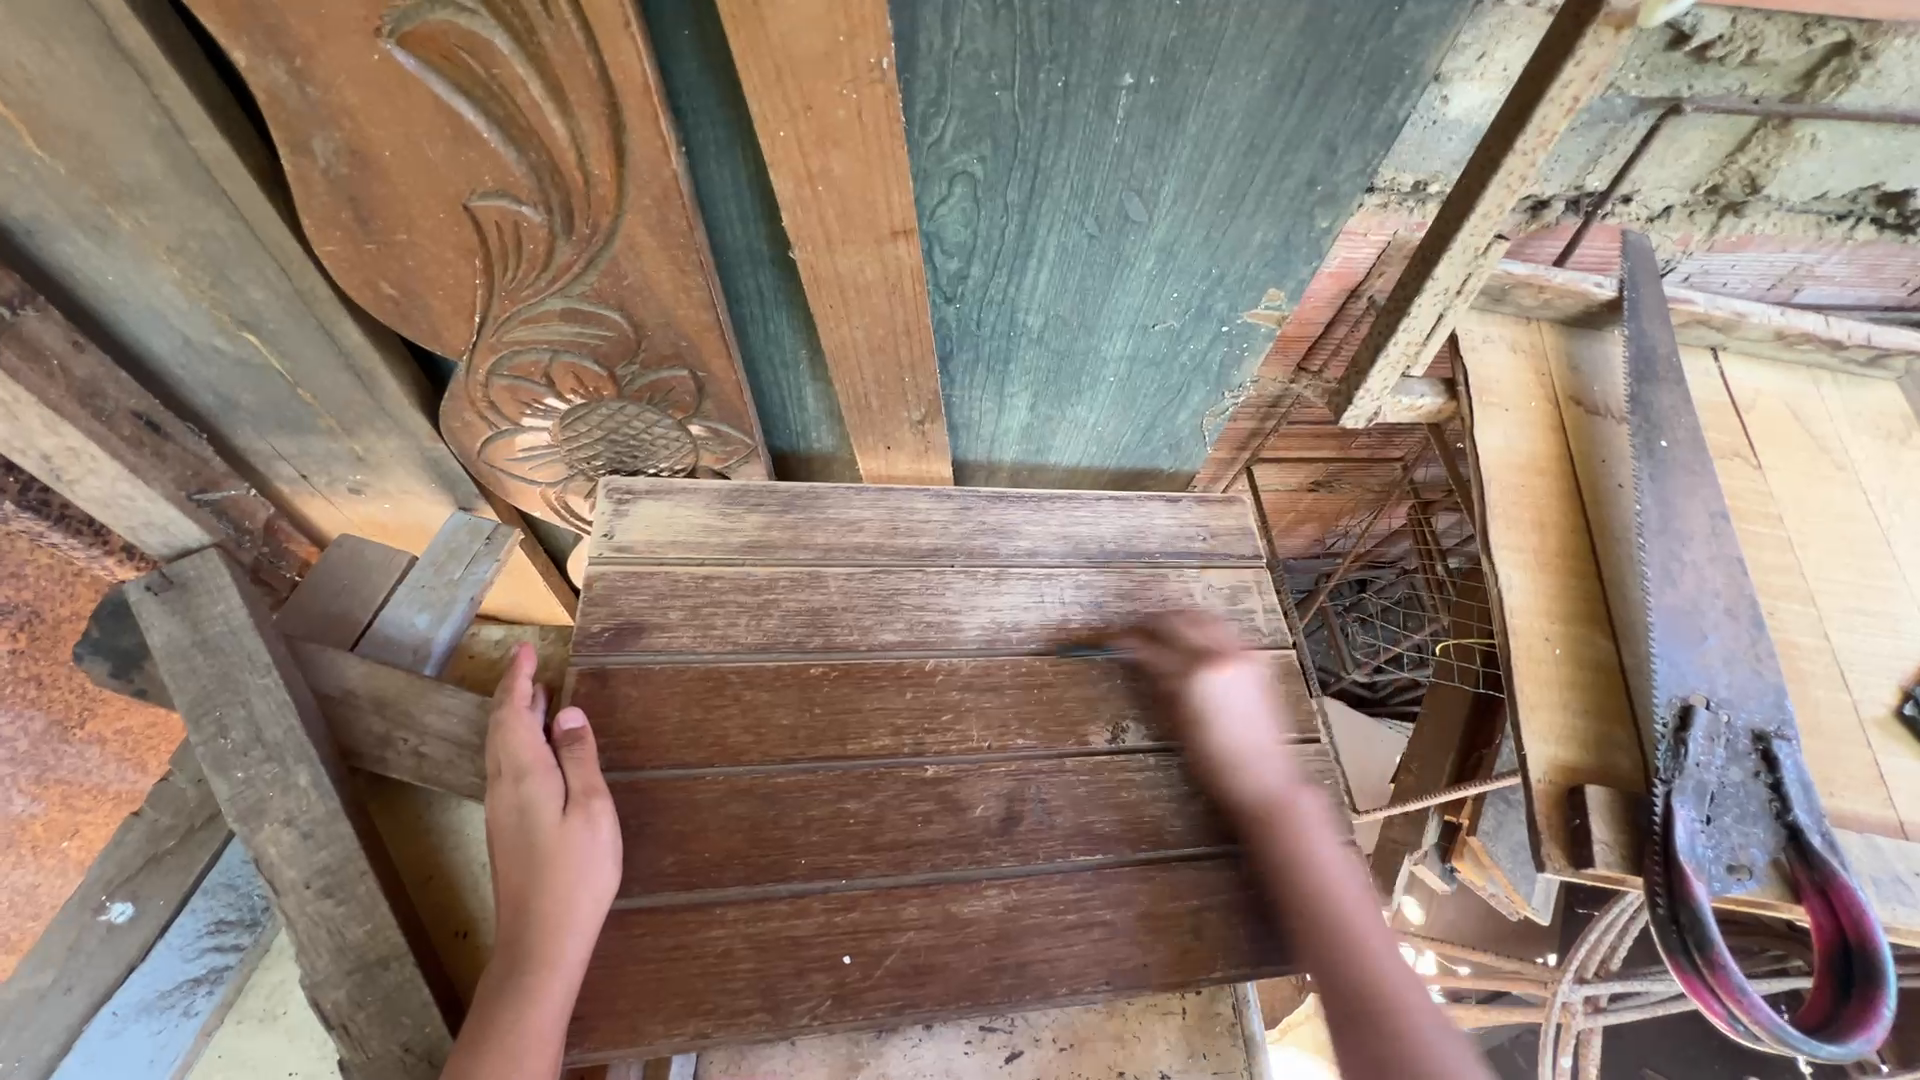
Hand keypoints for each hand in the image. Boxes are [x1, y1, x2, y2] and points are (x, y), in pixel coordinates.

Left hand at [482, 642, 622, 978]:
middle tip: (529, 663)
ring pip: (500, 748)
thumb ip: (579, 757)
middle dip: (513, 692)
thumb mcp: (591, 808)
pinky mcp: (508, 826)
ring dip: (514, 715)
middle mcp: (503, 786)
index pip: (512, 714)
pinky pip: (506, 765)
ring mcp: (502, 809)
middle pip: (500, 728)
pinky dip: (517, 739)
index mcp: (523, 775)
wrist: (541, 939)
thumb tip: (568, 712)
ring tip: (534, 694)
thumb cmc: (577, 872)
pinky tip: (536, 745)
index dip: (518, 680)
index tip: (525, 649)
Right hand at [1112, 611, 1307, 815]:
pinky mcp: (1258, 660)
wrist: (1264, 779)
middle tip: (1135, 627)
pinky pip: (1225, 630)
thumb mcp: (1173, 724)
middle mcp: (1218, 657)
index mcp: (1192, 675)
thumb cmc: (1216, 763)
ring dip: (1178, 617)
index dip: (1127, 641)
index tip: (1116, 640)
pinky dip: (1204, 626)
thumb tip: (1141, 663)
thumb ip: (1156, 685)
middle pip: (1175, 619)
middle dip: (1150, 621)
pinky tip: (1194, 637)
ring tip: (1163, 626)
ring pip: (1203, 616)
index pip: (1149, 645)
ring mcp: (1242, 655)